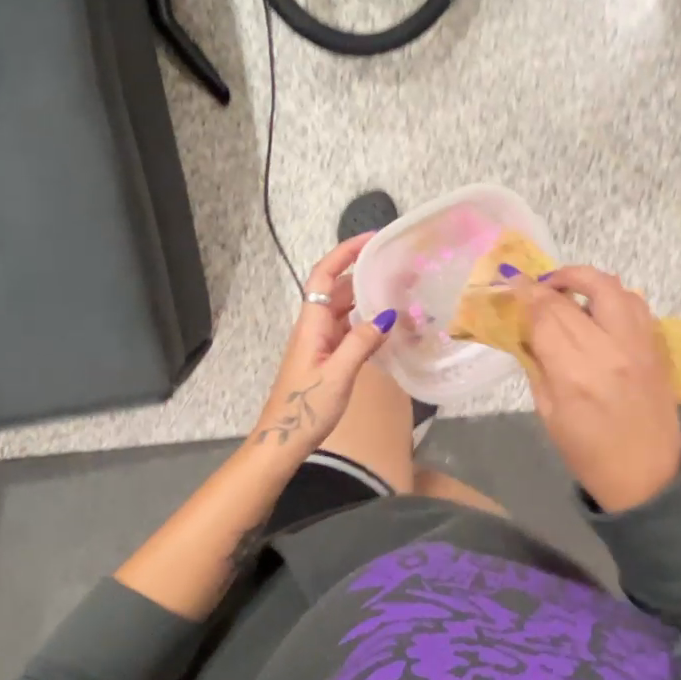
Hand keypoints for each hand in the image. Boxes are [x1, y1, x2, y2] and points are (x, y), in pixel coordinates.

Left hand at [250, 233, 396, 453]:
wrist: (283, 440)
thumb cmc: (306, 408)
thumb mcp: (339, 374)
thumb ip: (362, 343)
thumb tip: (386, 314)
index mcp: (311, 324)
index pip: (324, 275)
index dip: (345, 252)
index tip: (372, 239)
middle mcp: (313, 328)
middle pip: (336, 289)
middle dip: (363, 274)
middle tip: (397, 269)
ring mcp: (318, 344)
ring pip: (342, 311)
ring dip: (365, 299)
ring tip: (397, 293)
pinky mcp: (324, 360)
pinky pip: (346, 331)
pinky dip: (364, 324)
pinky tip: (384, 329)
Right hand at [516, 266, 680, 511]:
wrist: (646, 476)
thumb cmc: (588, 453)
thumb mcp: (548, 413)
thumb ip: (537, 365)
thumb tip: (523, 330)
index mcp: (576, 374)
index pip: (546, 316)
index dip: (525, 295)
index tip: (511, 283)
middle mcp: (610, 350)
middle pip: (575, 296)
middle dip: (548, 284)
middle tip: (533, 287)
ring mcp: (640, 344)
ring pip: (612, 288)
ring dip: (584, 280)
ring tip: (565, 291)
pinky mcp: (657, 346)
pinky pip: (635, 304)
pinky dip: (611, 297)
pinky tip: (596, 310)